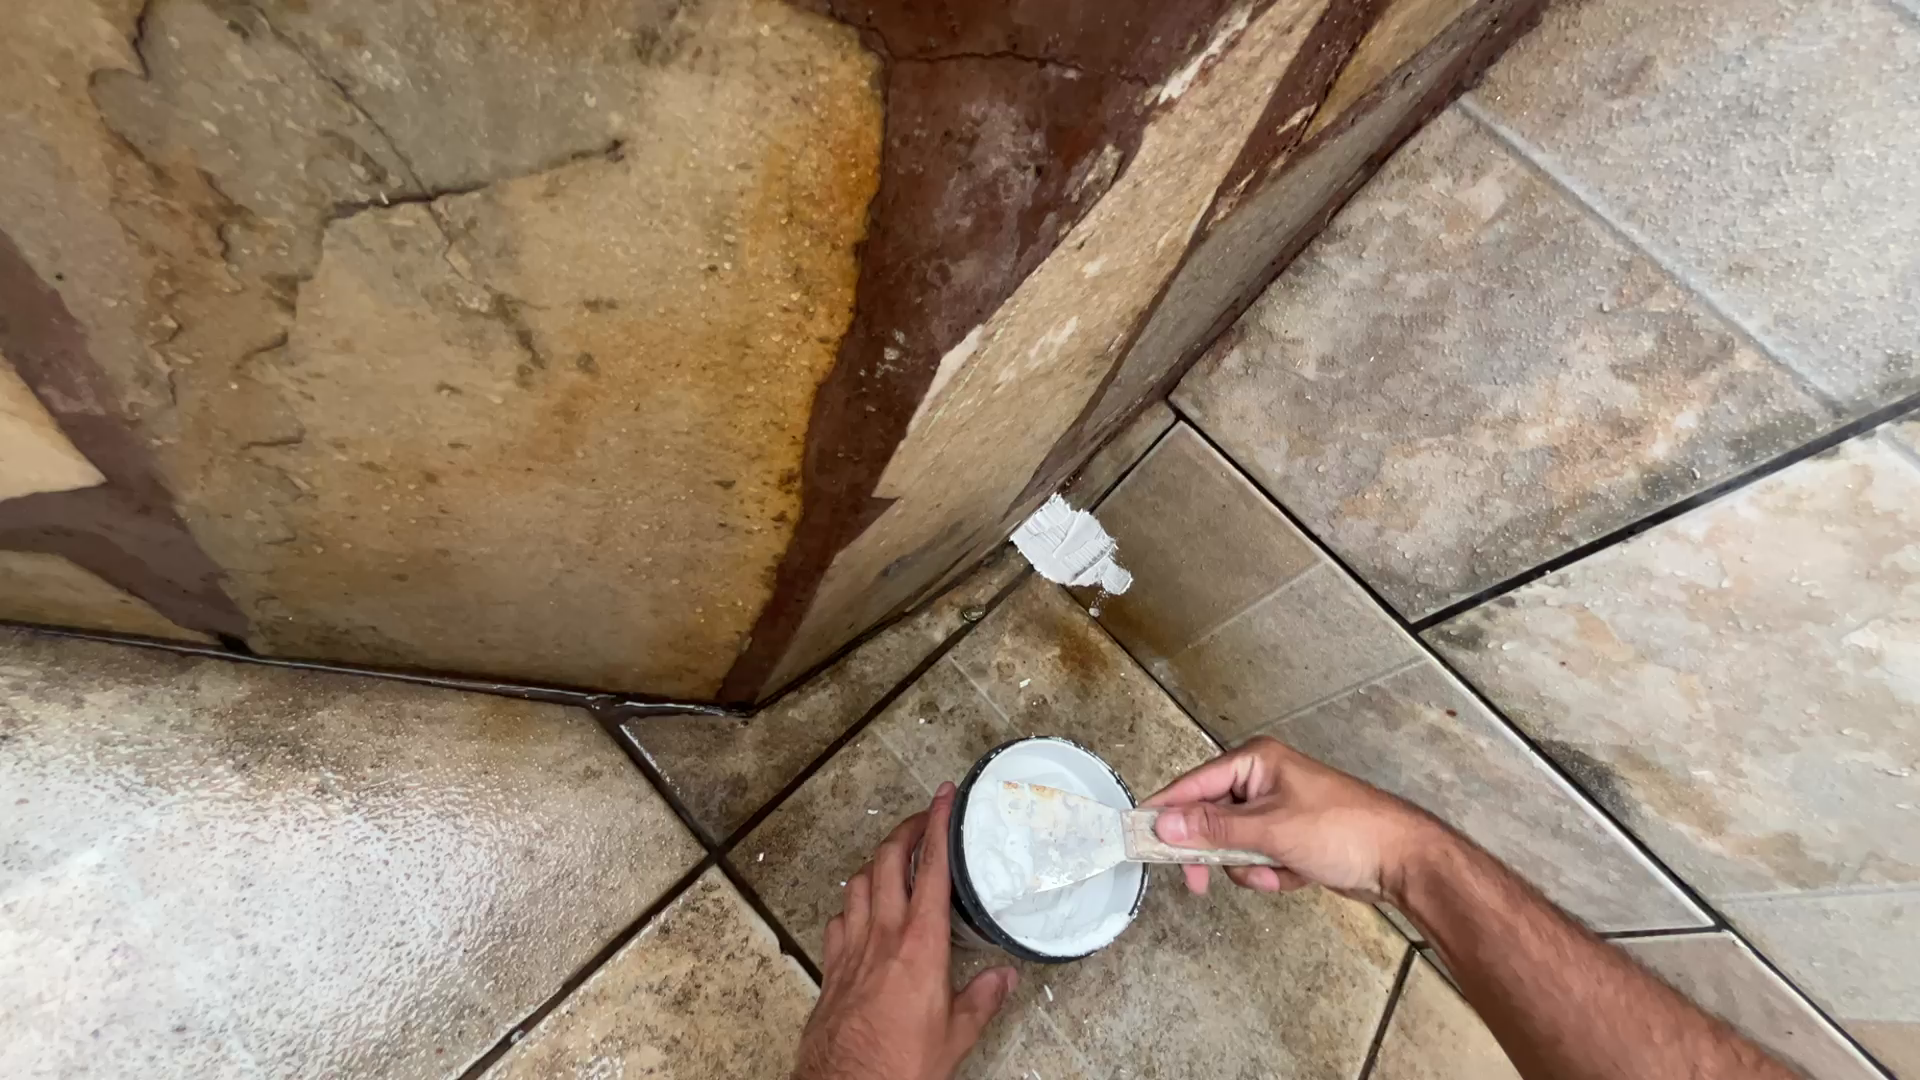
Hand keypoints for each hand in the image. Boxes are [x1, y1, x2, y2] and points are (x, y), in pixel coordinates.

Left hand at [793, 782, 1018, 1079]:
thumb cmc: (901, 1064)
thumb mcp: (956, 1037)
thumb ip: (982, 999)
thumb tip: (1006, 976)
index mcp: (920, 941)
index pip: (931, 866)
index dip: (938, 823)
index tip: (944, 795)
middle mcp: (883, 932)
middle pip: (887, 859)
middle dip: (905, 830)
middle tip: (923, 820)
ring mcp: (852, 946)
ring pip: (858, 881)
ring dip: (877, 862)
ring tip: (895, 860)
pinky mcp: (831, 966)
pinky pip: (839, 918)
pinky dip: (852, 903)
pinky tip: (862, 912)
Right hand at [1142, 736, 1443, 902]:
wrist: (1405, 861)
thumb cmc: (1341, 830)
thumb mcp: (1270, 829)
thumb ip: (1213, 828)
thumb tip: (1163, 824)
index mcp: (1254, 761)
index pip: (1195, 783)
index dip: (1167, 807)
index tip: (1139, 830)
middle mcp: (1261, 779)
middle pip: (1212, 816)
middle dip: (1214, 849)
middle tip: (1197, 881)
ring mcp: (1276, 808)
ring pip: (1233, 841)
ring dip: (1247, 865)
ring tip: (1273, 872)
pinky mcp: (1290, 835)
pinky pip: (1258, 855)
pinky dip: (1269, 871)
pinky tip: (1293, 875)